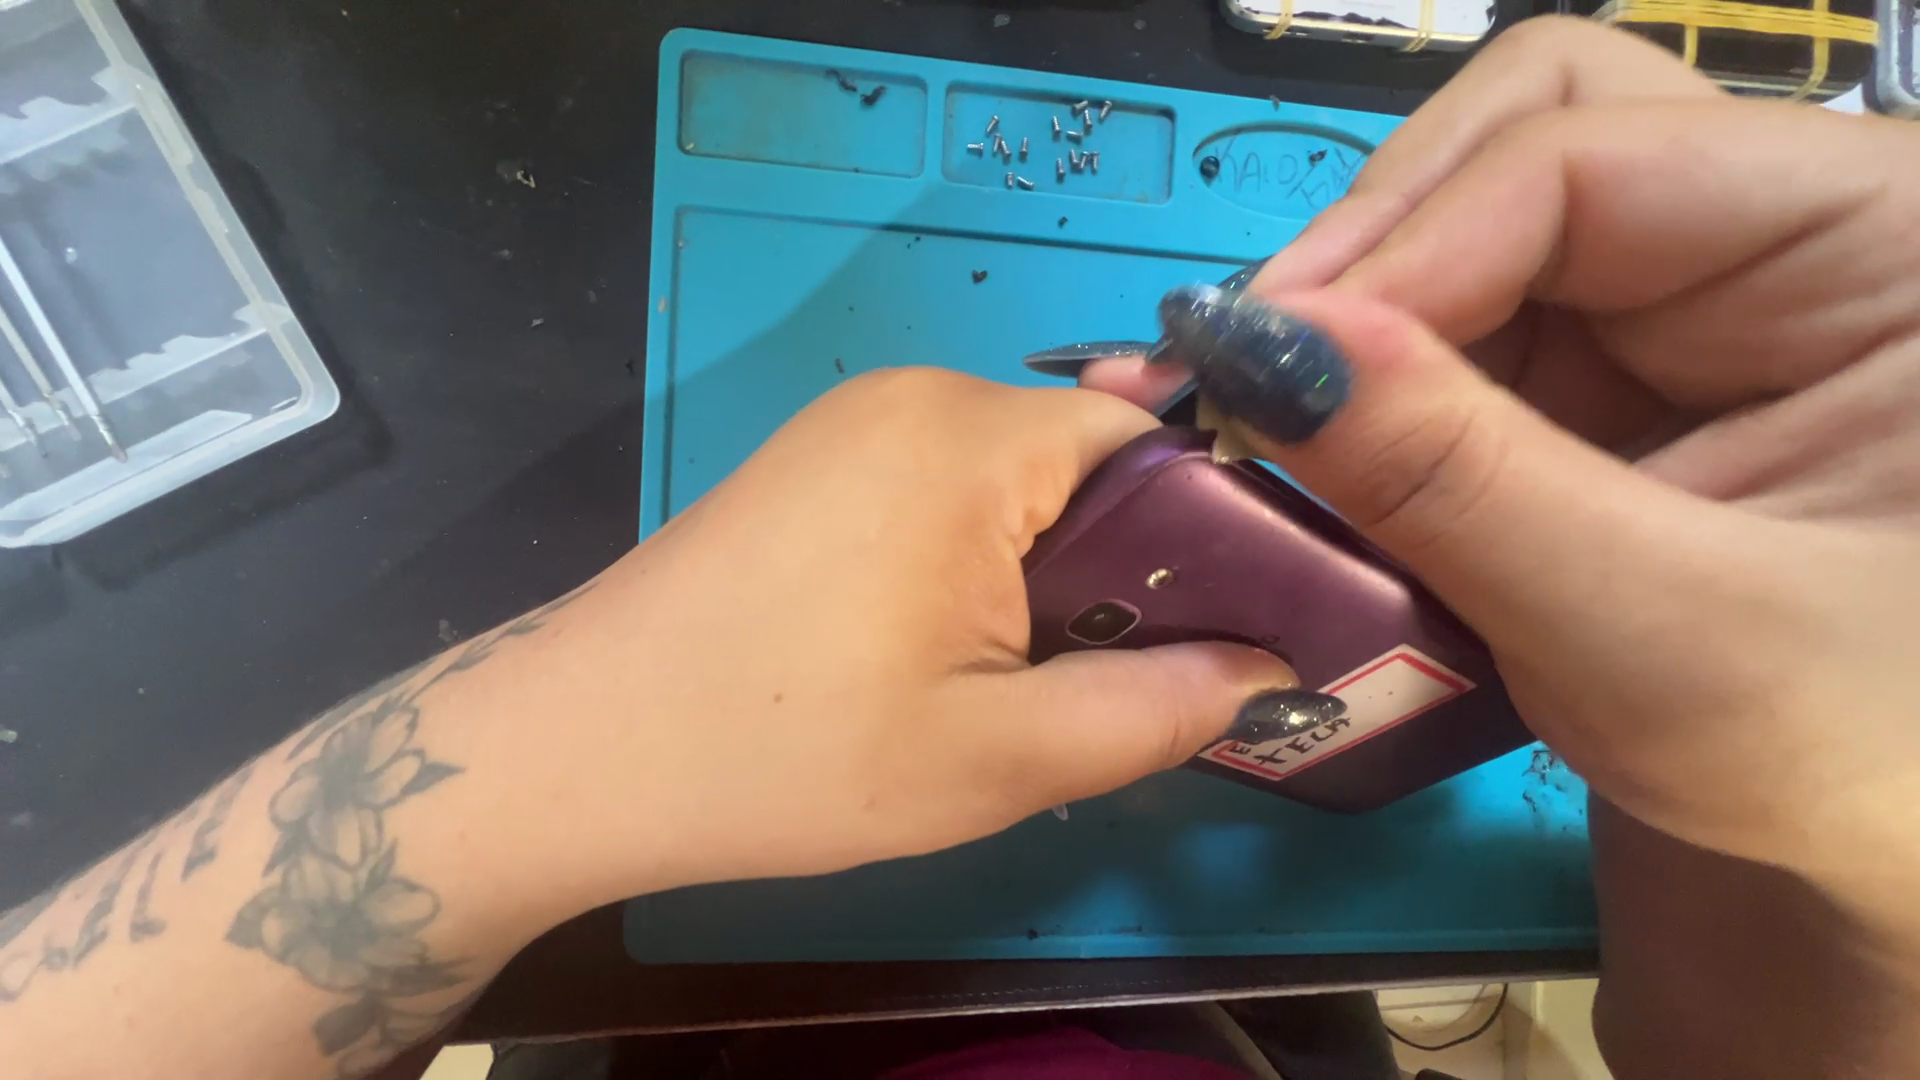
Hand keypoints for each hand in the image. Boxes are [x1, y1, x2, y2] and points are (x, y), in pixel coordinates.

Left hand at [505, 369, 1295, 905]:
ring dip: (1041, 569)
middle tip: (1092, 674)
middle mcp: (916, 396)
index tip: (1205, 633)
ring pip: (1014, 479)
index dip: (1201, 539)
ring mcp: (856, 421)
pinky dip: (976, 555)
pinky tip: (932, 635)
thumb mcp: (1000, 756)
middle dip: (1114, 567)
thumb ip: (1157, 709)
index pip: (1150, 444)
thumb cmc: (788, 754)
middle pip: (1081, 460)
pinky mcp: (817, 459)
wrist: (579, 748)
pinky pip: (945, 486)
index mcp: (970, 438)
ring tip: (1005, 668)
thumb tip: (1267, 669)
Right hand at [1086, 19, 1919, 922]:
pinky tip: (1307, 432)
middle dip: (1363, 247)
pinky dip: (1352, 370)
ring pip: (1454, 222)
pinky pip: (1434, 320)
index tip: (1257, 370)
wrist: (1847, 826)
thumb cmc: (1837, 753)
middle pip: (1517, 136)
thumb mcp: (1647, 631)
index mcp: (1887, 242)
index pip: (1580, 159)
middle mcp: (1768, 231)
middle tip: (1255, 363)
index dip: (1394, 254)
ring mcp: (1656, 299)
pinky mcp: (1575, 369)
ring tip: (1262, 403)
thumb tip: (1253, 352)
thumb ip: (1448, 480)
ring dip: (1341, 310)